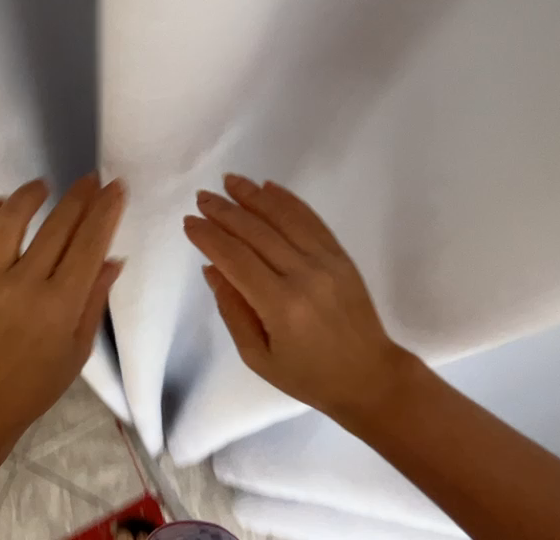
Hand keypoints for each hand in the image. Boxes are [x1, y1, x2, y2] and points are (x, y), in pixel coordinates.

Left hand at [0, 174, 125, 457]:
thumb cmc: (34, 385)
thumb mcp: (77, 351)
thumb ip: (95, 300)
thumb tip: (113, 257)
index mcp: (60, 306)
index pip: (90, 243)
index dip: (106, 210)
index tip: (116, 187)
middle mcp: (25, 285)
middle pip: (59, 225)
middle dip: (81, 196)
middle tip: (92, 179)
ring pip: (13, 219)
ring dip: (32, 194)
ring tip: (45, 186)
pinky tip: (0, 204)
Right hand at [185, 173, 412, 421]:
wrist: (370, 377)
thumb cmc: (308, 376)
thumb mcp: (258, 358)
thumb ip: (232, 310)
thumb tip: (211, 268)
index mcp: (281, 306)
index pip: (236, 259)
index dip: (209, 237)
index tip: (189, 222)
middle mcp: (304, 276)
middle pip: (256, 233)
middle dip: (225, 212)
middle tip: (202, 197)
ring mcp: (326, 262)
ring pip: (284, 218)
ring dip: (253, 196)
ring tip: (230, 181)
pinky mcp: (341, 256)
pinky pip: (311, 220)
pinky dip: (288, 201)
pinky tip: (268, 187)